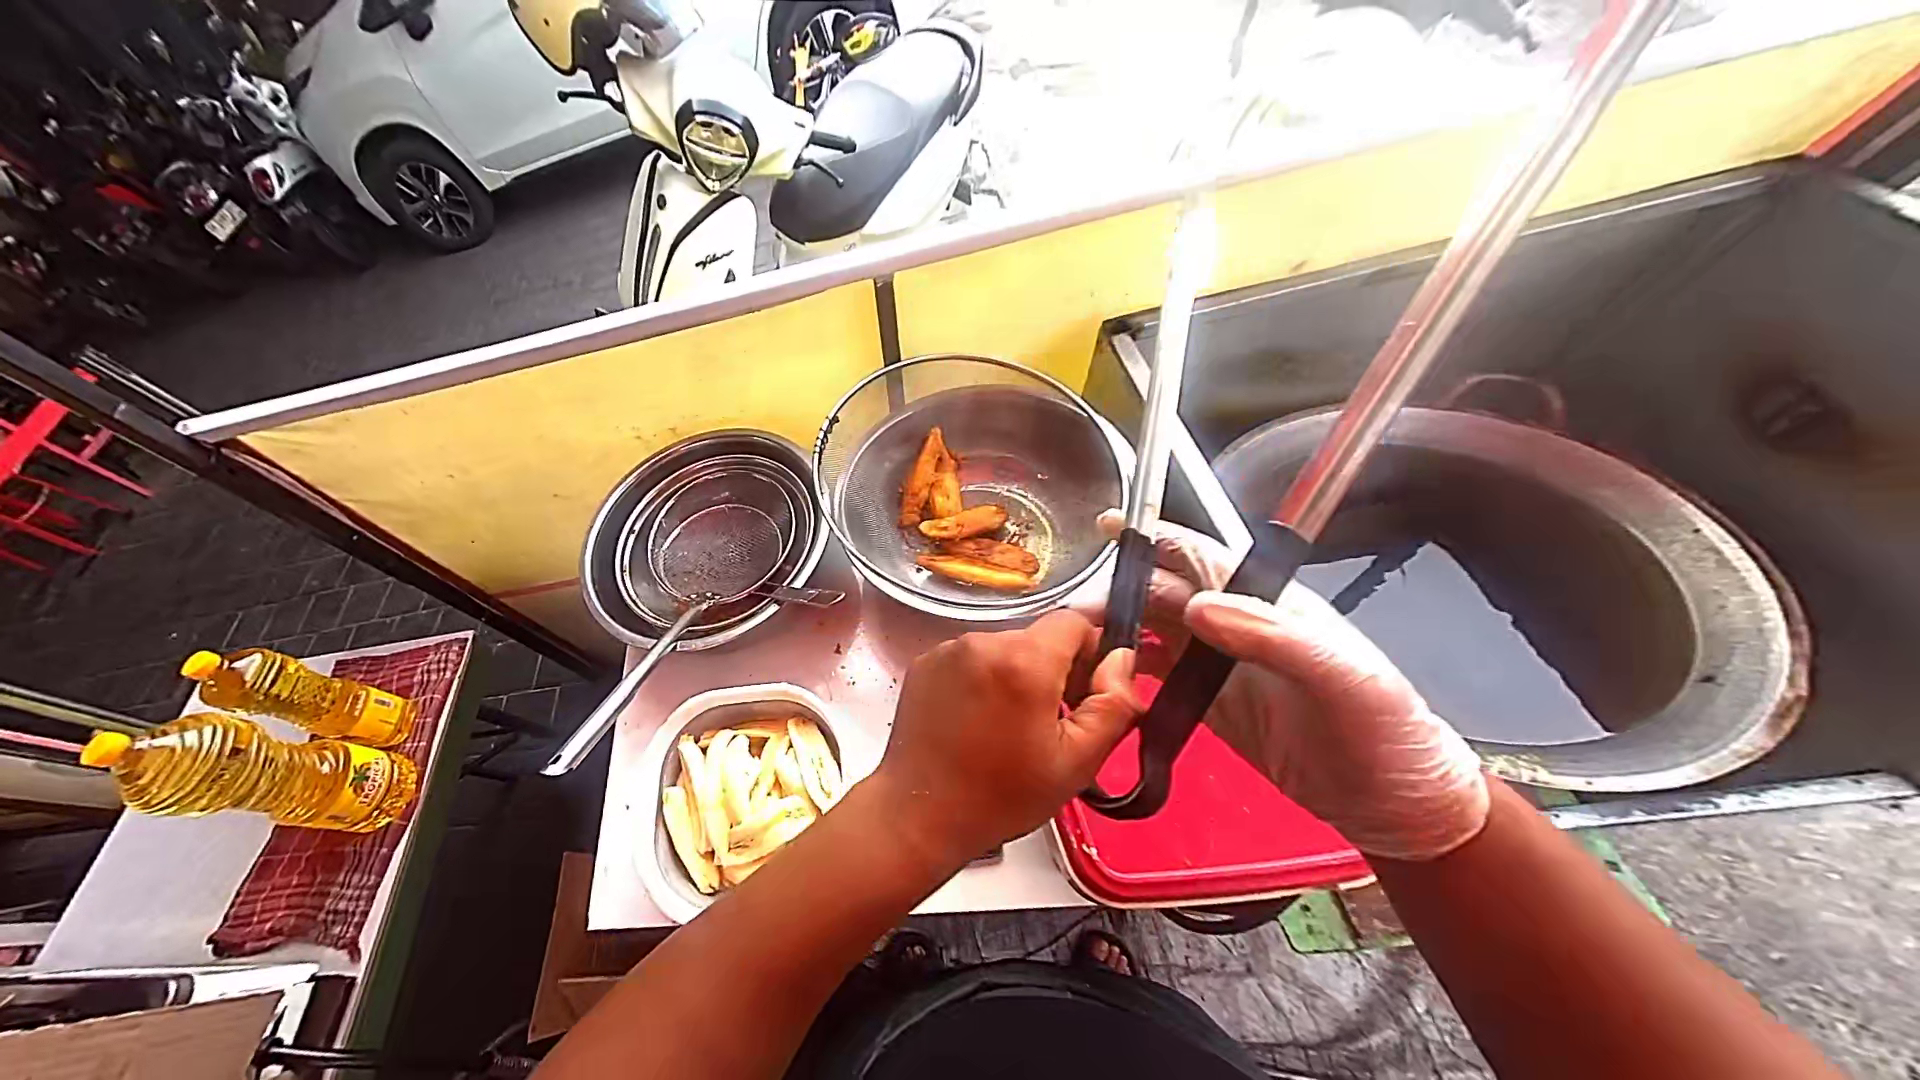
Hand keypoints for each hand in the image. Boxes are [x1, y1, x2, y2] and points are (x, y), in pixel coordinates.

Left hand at [870, 611, 1140, 864]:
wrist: (918, 816)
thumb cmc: (999, 796)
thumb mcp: (1077, 761)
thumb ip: (1114, 704)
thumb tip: (1123, 660)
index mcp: (1023, 661)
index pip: (1074, 620)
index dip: (1090, 651)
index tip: (1085, 691)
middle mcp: (983, 642)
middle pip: (1039, 637)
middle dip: (1054, 669)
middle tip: (1051, 721)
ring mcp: (949, 650)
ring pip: (1006, 648)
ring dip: (1018, 675)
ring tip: (1009, 727)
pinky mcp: (926, 662)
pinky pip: (972, 658)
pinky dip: (984, 679)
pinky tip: (978, 721)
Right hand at [1075, 512, 1488, 860]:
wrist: (1397, 805)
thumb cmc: (1384, 731)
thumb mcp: (1341, 676)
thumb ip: (1273, 635)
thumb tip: (1197, 606)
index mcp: (1267, 602)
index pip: (1200, 557)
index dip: (1154, 540)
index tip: (1110, 527)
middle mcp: (1237, 625)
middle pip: (1164, 594)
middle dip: (1118, 592)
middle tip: (1072, 610)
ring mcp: (1221, 667)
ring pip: (1155, 632)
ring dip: (1117, 631)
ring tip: (1077, 643)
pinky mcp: (1211, 706)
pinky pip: (1160, 678)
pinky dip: (1129, 672)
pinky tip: (1105, 678)